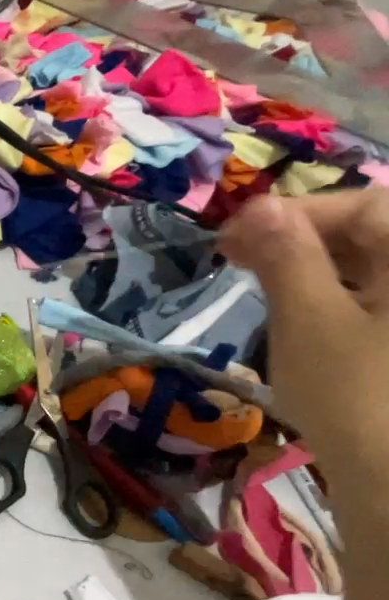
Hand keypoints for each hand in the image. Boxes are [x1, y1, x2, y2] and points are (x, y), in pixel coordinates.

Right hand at [221, 190, 388, 486]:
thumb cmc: (357, 395)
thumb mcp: (309, 322)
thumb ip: (287, 257)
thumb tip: (258, 206)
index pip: (366, 204)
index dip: (294, 212)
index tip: (226, 240)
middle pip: (380, 230)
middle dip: (307, 236)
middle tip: (234, 259)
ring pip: (381, 262)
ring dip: (321, 263)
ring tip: (261, 283)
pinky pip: (384, 293)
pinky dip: (346, 291)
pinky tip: (309, 310)